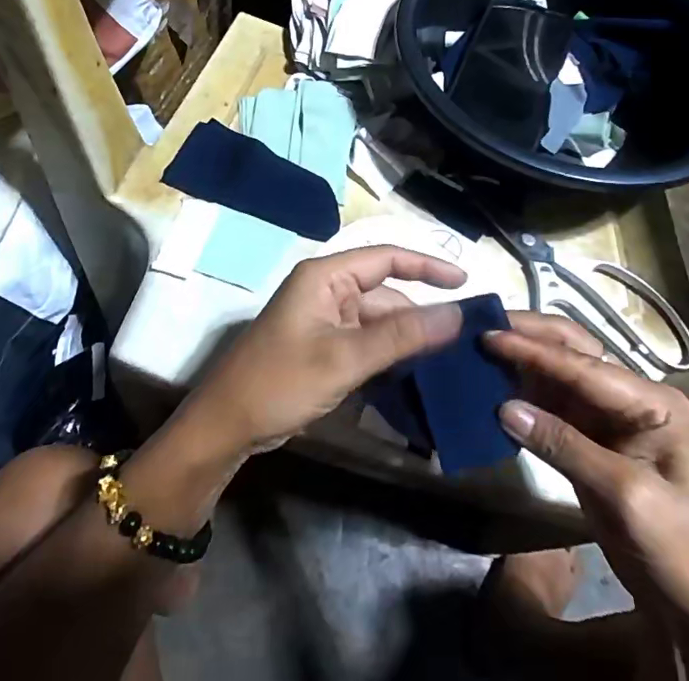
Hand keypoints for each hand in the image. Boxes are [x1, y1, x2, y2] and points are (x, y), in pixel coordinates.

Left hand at [182, 246, 466, 455]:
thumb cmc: (279, 383)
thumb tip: (457, 315)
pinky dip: (391, 355)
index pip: (387, 258)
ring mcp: (326, 321)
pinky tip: (417, 372)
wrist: (224, 429)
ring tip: (450, 358)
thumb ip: (402, 335)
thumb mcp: (345, 359)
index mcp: (326, 277)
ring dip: (409, 338)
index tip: (464, 283)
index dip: (428, 267)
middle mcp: (328, 291)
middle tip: (464, 338)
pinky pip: (369, 343)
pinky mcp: (325, 348)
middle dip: (422, 314)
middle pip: (387, 293)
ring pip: (381, 322)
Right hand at [486, 329, 688, 677]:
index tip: (490, 336)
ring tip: (480, 349)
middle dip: (532, 338)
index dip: (535, 351)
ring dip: (524, 363)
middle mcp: (632, 399)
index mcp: (653, 401)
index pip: (585, 366)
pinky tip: (497, 389)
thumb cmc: (678, 547)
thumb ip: (565, 446)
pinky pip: (554, 411)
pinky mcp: (593, 444)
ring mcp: (611, 420)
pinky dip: (526, 398)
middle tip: (483, 326)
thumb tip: (505, 408)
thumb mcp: (625, 496)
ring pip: (560, 379)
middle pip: (576, 355)